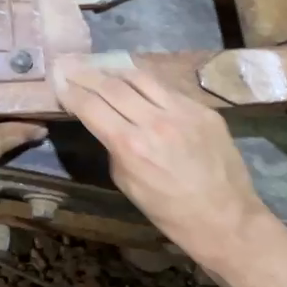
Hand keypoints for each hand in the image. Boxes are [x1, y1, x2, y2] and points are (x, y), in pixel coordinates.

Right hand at [56, 67, 275, 254]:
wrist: (227, 219)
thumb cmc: (170, 213)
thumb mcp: (128, 184)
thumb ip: (114, 147)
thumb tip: (106, 124)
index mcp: (130, 145)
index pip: (91, 106)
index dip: (71, 92)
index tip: (60, 84)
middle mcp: (154, 121)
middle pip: (111, 85)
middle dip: (86, 75)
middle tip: (71, 66)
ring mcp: (182, 111)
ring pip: (140, 77)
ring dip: (115, 71)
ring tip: (102, 68)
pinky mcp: (203, 109)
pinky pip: (167, 89)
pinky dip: (146, 84)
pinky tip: (137, 84)